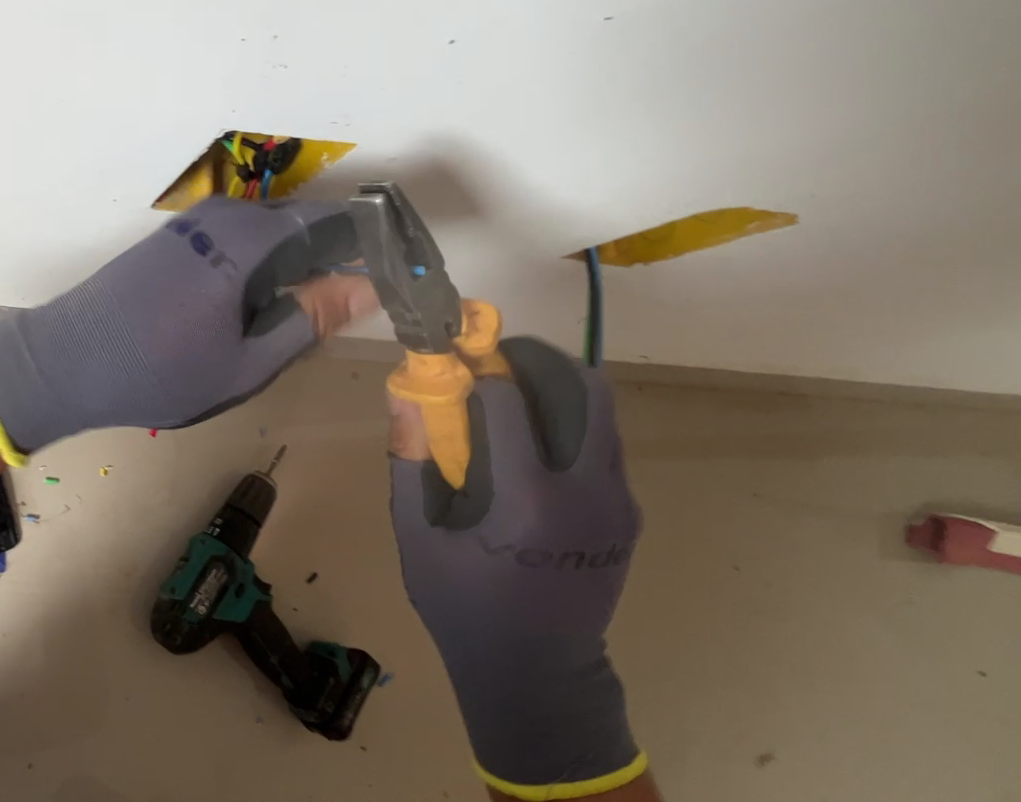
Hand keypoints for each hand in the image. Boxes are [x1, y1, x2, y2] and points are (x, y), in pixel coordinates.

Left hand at [0, 197, 359, 457]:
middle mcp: (222, 218)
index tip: (399, 272)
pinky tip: (259, 305)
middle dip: (334, 256)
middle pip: (301, 223)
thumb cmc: (159, 372)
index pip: (332, 222)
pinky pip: (234, 241)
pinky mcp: (171, 240)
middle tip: (357, 303)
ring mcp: (191, 226)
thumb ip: (309, 318)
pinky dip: (260, 265)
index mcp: (247, 240)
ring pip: (267, 234)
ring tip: (309, 311)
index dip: (371, 242)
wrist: (65, 362)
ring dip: (295, 264)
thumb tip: (367, 286)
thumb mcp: (246, 361)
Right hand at [389, 337, 647, 798]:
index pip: (510, 400)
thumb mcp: (417, 538)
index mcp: (528, 500)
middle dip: (534, 358)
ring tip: (513, 393)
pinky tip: (534, 442)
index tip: (452, 364)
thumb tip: (405, 395)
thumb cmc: (464, 606)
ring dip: (558, 385)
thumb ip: (410, 463)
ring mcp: (618, 502)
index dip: (476, 370)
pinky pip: (605, 442)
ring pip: (603, 408)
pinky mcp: (629, 514)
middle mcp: (586, 491)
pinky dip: (571, 422)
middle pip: (582, 386)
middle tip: (493, 359)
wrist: (540, 675)